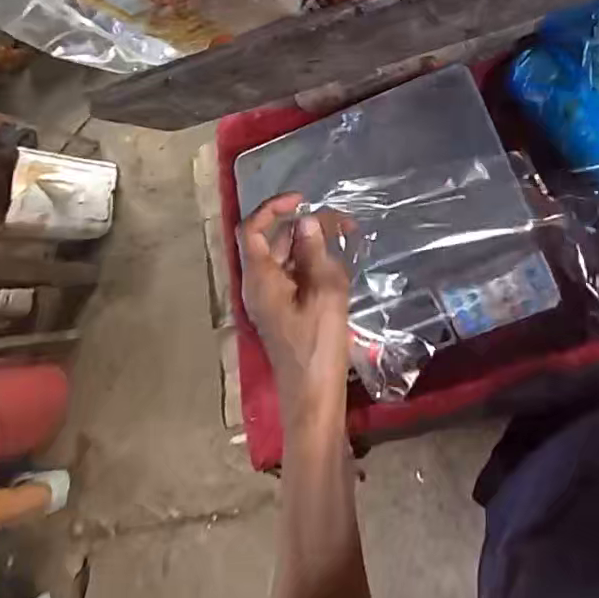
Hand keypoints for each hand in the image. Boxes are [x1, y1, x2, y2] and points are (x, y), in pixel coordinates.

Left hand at [240, 193, 354, 425]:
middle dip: (305, 226)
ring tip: (345, 238)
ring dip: (312, 244)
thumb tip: (307, 222)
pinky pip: (293, 276)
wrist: (313, 397)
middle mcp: (258, 285)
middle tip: (342, 222)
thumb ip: (315, 252)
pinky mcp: (283, 312)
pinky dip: (312, 264)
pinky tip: (338, 264)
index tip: (304, 200)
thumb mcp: (324, 292)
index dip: (273, 207)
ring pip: (286, 259)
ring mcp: (270, 300)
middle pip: (274, 242)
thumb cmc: (317, 345)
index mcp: (260, 278)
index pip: (253, 229)